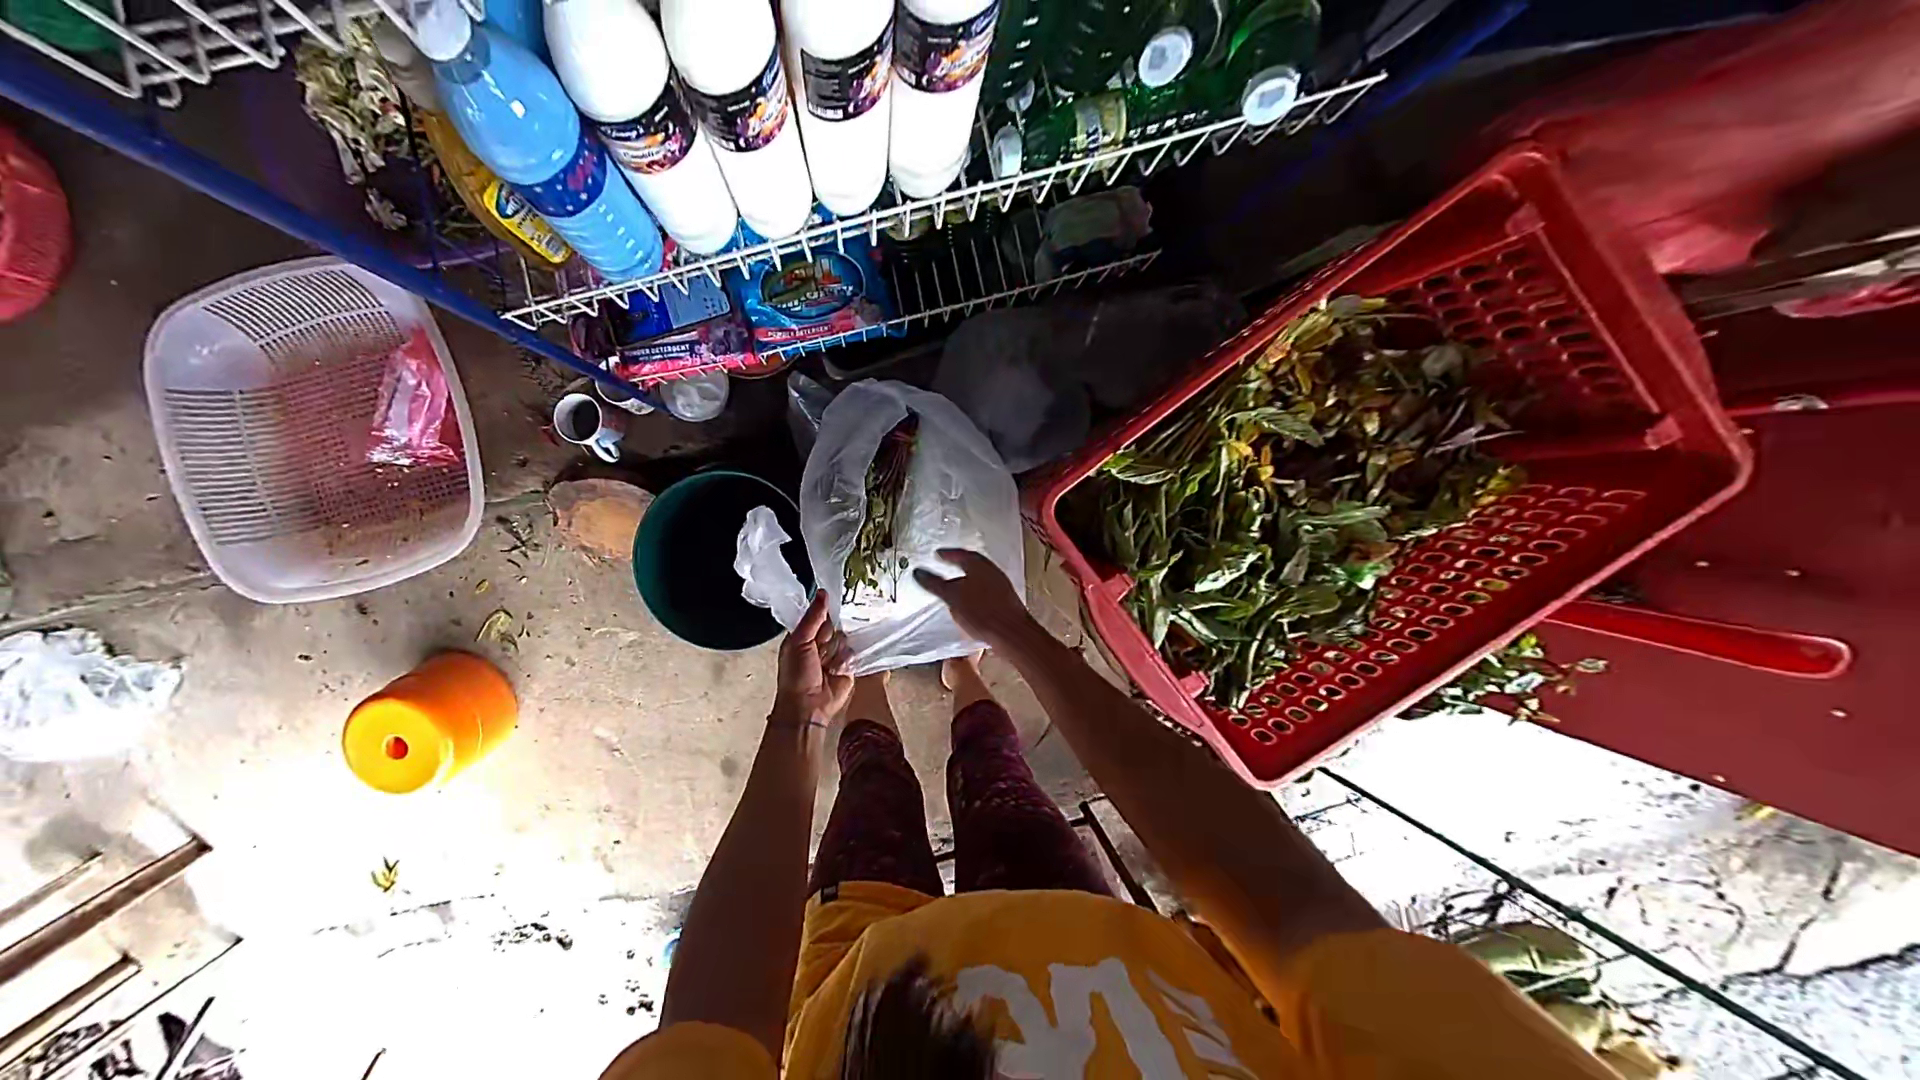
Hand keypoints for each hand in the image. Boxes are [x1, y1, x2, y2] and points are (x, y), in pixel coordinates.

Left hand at [773, 590, 852, 724]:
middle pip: (835, 625)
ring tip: (828, 661)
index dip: (825, 609)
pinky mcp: (848, 666)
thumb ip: (813, 617)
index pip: (818, 614)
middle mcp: (819, 643)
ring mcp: (835, 654)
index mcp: (803, 635)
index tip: (833, 602)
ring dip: (839, 647)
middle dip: (833, 630)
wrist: (808, 706)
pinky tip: (839, 665)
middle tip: (824, 643)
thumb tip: (823, 593)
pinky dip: (849, 657)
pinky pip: (854, 653)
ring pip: (846, 637)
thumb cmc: (796, 675)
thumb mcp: (799, 641)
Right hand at [913, 548, 1037, 648]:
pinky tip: (970, 603)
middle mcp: (992, 571)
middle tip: (947, 565)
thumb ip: (934, 584)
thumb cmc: (982, 612)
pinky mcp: (1006, 601)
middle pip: (973, 564)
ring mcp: (1001, 586)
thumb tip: (918, 572)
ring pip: (981, 577)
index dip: (947, 554)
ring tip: (956, 585)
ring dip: (968, 579)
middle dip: (958, 564)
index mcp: (979, 565)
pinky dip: (976, 592)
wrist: (1011, 633)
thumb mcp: (951, 597)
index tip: (938, 554)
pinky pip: (987, 590)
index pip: (960, 554)